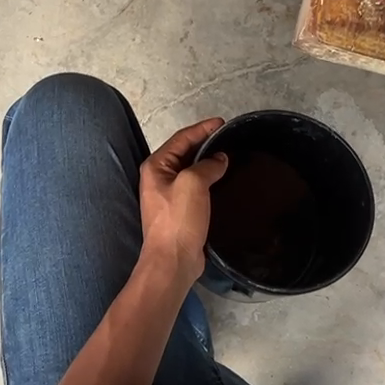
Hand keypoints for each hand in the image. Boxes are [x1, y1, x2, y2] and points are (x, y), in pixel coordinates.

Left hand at [138, 119, 229, 285]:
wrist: (173, 261)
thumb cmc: (178, 220)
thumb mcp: (193, 184)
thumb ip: (207, 165)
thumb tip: (220, 159)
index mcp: (156, 166)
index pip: (181, 138)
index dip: (202, 128)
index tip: (222, 122)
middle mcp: (158, 177)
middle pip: (184, 152)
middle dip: (204, 142)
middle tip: (227, 136)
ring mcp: (168, 195)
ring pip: (190, 169)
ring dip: (207, 161)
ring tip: (228, 154)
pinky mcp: (179, 210)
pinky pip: (195, 186)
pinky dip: (209, 178)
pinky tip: (223, 179)